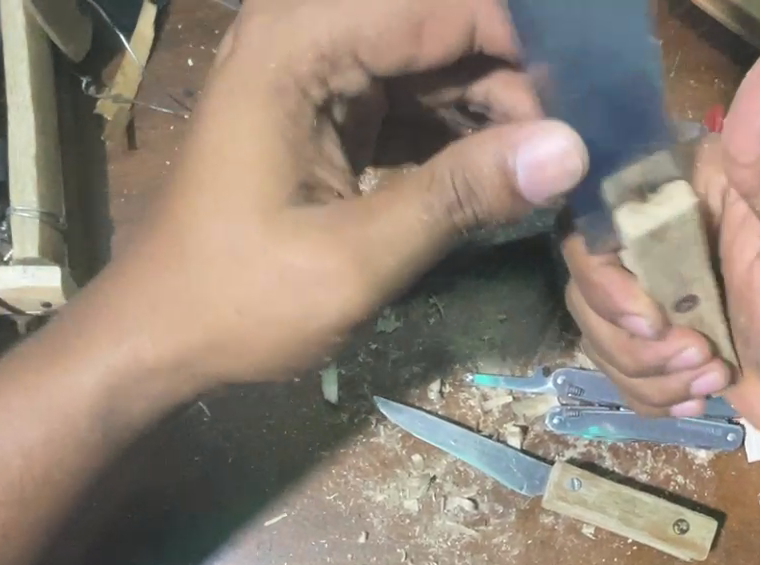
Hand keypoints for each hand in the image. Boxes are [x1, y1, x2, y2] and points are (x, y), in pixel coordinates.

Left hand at [99, 0, 587, 387]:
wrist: (167, 336)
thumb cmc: (243, 300)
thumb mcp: (357, 256)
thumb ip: (458, 198)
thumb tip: (568, 150)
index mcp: (300, 45)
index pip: (439, 8)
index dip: (523, 44)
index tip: (592, 100)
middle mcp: (308, 39)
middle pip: (439, 30)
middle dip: (514, 81)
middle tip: (576, 147)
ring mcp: (318, 80)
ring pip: (433, 72)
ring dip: (493, 114)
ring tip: (550, 167)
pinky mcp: (329, 123)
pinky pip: (413, 111)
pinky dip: (459, 143)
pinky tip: (502, 177)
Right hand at [562, 4, 759, 441]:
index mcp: (699, 185)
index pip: (604, 201)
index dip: (606, 267)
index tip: (649, 317)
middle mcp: (666, 228)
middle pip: (587, 272)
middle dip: (633, 336)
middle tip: (698, 356)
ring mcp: (657, 288)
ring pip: (595, 326)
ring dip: (648, 371)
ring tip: (712, 375)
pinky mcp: (654, 339)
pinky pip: (612, 364)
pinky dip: (652, 392)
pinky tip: (701, 392)